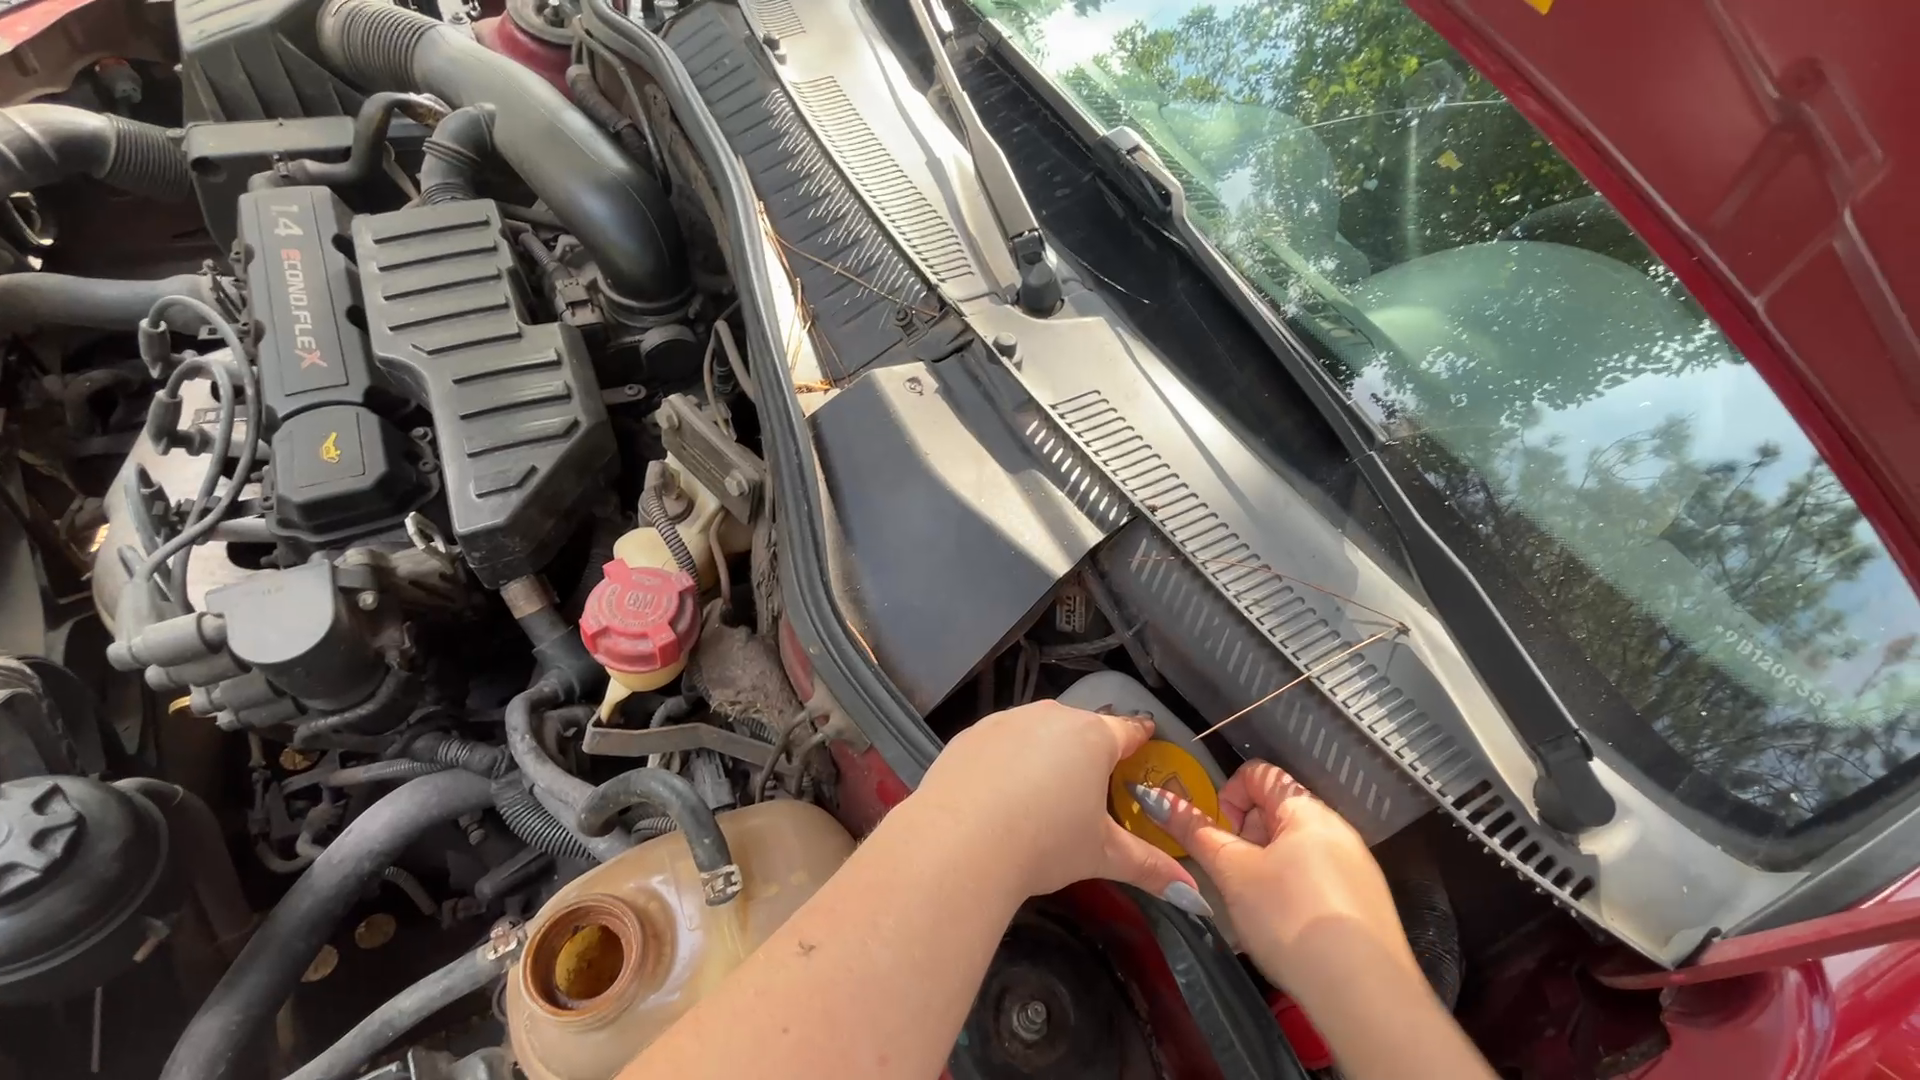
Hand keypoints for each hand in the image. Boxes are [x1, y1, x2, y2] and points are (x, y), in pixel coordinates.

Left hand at [902, 701, 1207, 913]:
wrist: (960, 841)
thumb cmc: (1045, 842)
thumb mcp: (1102, 855)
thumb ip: (1150, 867)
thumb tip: (1196, 898)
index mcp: (1093, 737)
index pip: (1127, 729)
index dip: (1138, 738)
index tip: (1143, 742)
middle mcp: (1051, 717)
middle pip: (1081, 727)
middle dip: (1089, 750)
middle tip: (1091, 783)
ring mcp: (1006, 720)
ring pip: (1038, 730)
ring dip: (1046, 751)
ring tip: (1043, 791)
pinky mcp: (970, 734)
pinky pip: (1000, 741)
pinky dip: (1006, 760)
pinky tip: (1000, 793)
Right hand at [1144, 761, 1418, 996]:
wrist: (1364, 996)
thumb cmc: (1290, 917)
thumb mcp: (1233, 872)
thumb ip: (1195, 832)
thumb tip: (1156, 798)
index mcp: (1307, 810)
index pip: (1258, 773)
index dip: (1227, 796)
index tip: (1217, 835)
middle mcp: (1337, 830)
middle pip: (1274, 811)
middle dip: (1243, 837)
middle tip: (1231, 874)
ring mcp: (1355, 869)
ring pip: (1292, 849)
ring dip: (1263, 866)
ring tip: (1254, 907)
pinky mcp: (1363, 906)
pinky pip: (1315, 880)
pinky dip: (1289, 892)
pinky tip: (1284, 928)